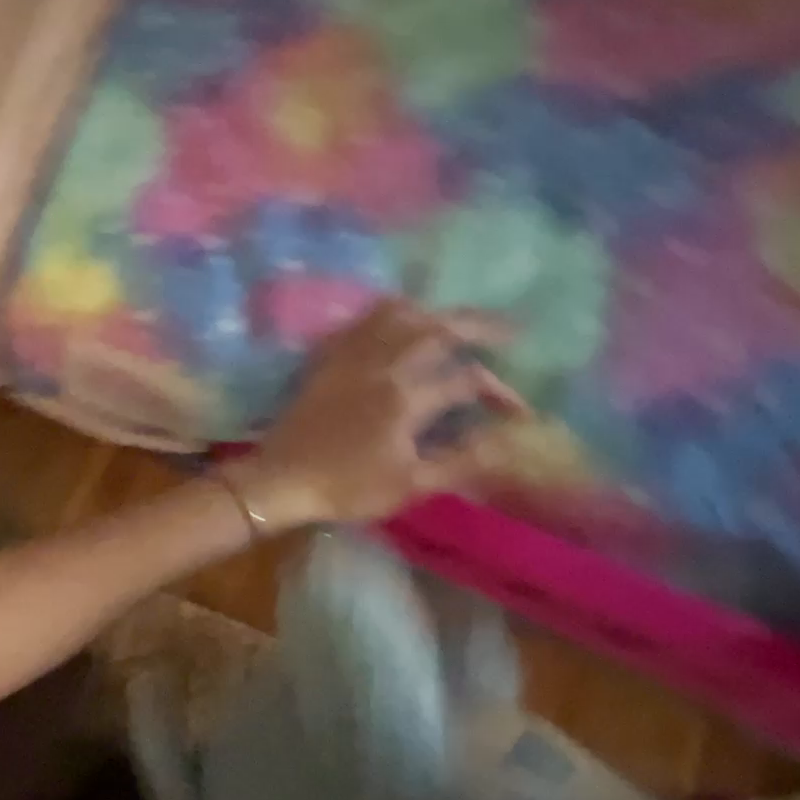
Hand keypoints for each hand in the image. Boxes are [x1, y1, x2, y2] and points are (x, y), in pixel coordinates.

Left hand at [227, 299, 528, 528]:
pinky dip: (384, 316)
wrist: (280, 479)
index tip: (519, 412)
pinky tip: (396, 326)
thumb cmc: (347, 487)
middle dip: (476, 325)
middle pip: (433, 328)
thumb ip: (463, 459)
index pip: (466, 380)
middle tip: (507, 330)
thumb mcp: (412, 484)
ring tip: (453, 322)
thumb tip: (509, 438)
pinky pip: (358, 324)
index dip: (501, 392)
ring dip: (429, 312)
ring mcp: (346, 358)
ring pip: (392, 314)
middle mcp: (377, 365)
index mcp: (403, 396)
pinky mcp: (324, 360)